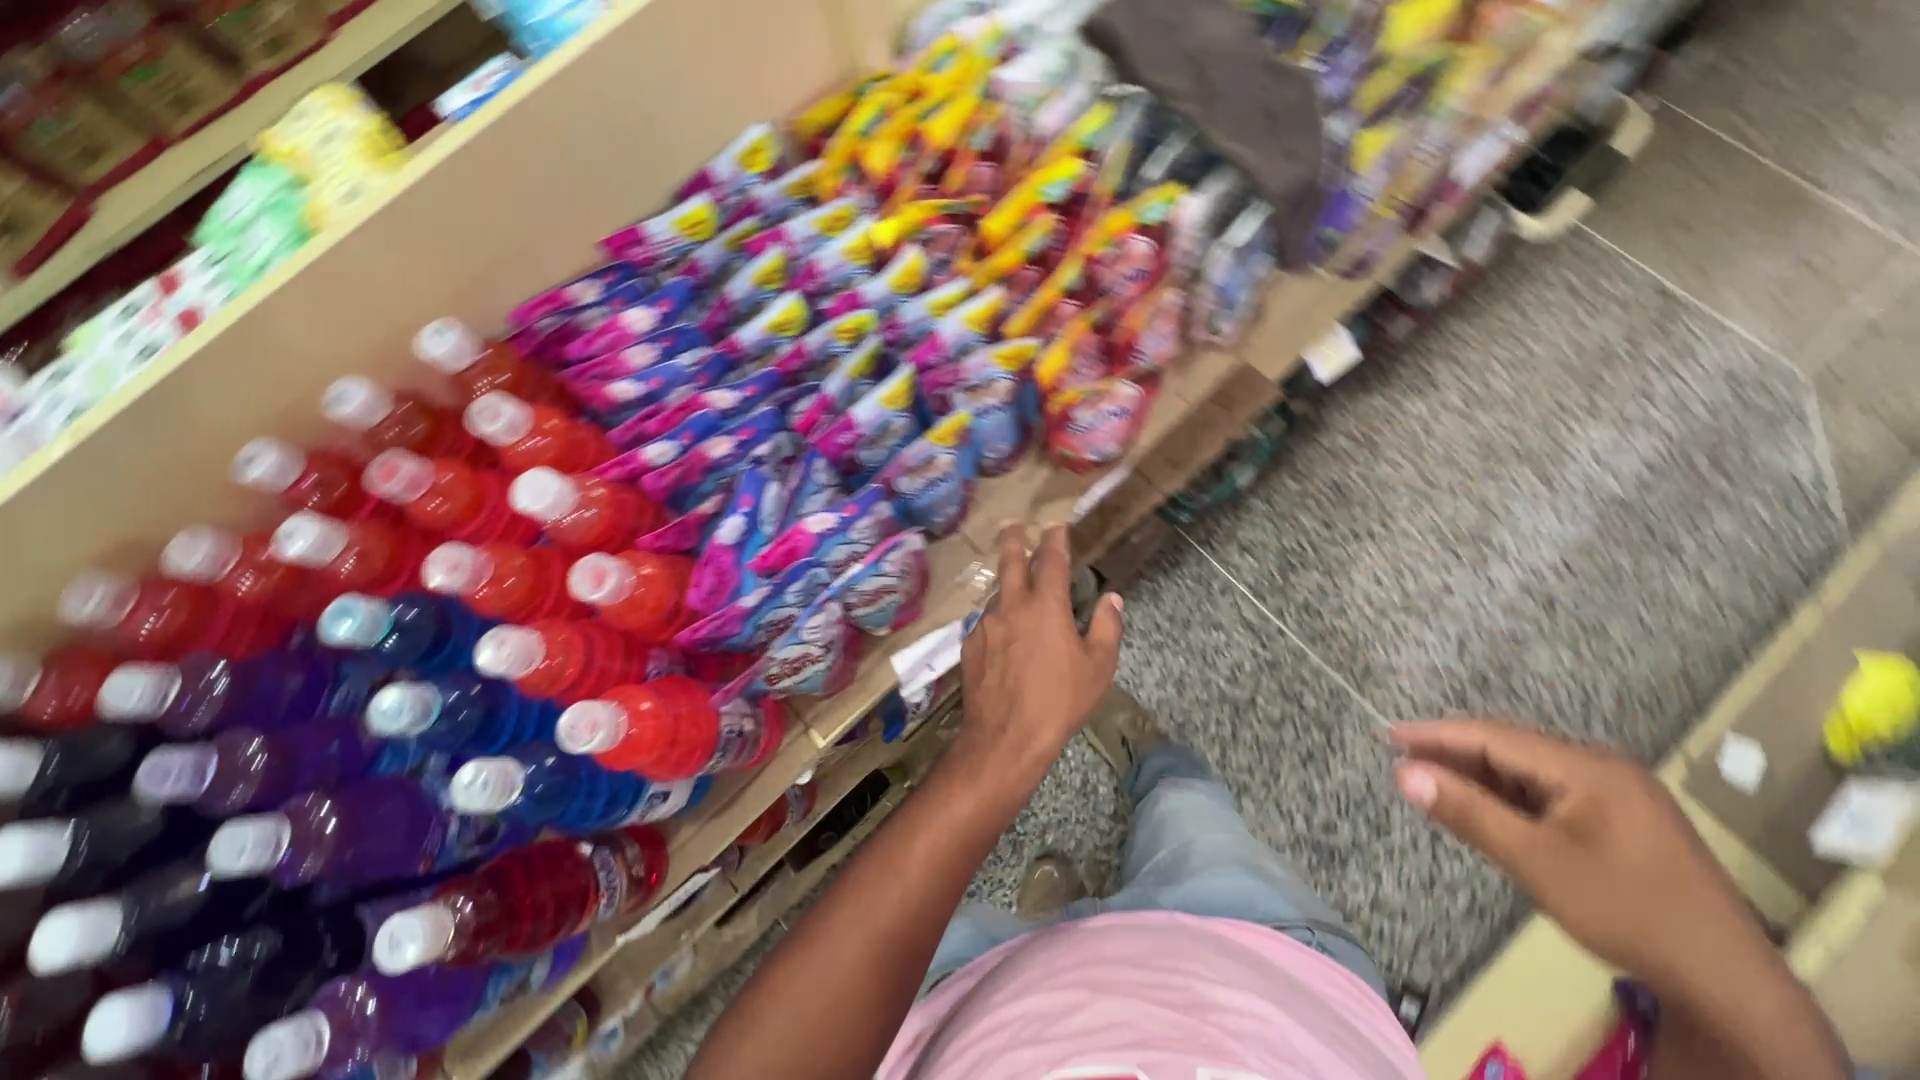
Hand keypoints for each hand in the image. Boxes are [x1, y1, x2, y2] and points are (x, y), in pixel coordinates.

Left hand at [953, 523, 1124, 799]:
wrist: (1006, 736)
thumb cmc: (1060, 701)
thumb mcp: (1098, 666)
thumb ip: (1106, 627)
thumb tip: (1111, 599)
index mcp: (1046, 606)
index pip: (1052, 559)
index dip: (1056, 538)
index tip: (1055, 524)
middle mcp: (1012, 606)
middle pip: (1011, 562)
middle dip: (1014, 539)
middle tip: (1012, 524)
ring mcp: (986, 626)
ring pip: (997, 594)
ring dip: (1005, 583)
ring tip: (1012, 584)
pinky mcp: (970, 646)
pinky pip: (985, 622)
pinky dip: (996, 618)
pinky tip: (1001, 632)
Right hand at [1391, 719, 1768, 992]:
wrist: (1723, 976)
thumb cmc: (1623, 909)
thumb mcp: (1534, 860)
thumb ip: (1468, 812)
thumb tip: (1405, 773)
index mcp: (1588, 767)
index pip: (1496, 737)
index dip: (1438, 734)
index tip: (1389, 736)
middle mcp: (1605, 768)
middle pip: (1515, 750)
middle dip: (1456, 754)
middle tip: (1403, 762)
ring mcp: (1620, 795)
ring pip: (1534, 774)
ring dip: (1483, 778)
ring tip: (1434, 784)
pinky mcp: (1625, 822)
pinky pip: (1555, 795)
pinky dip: (1513, 799)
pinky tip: (1489, 811)